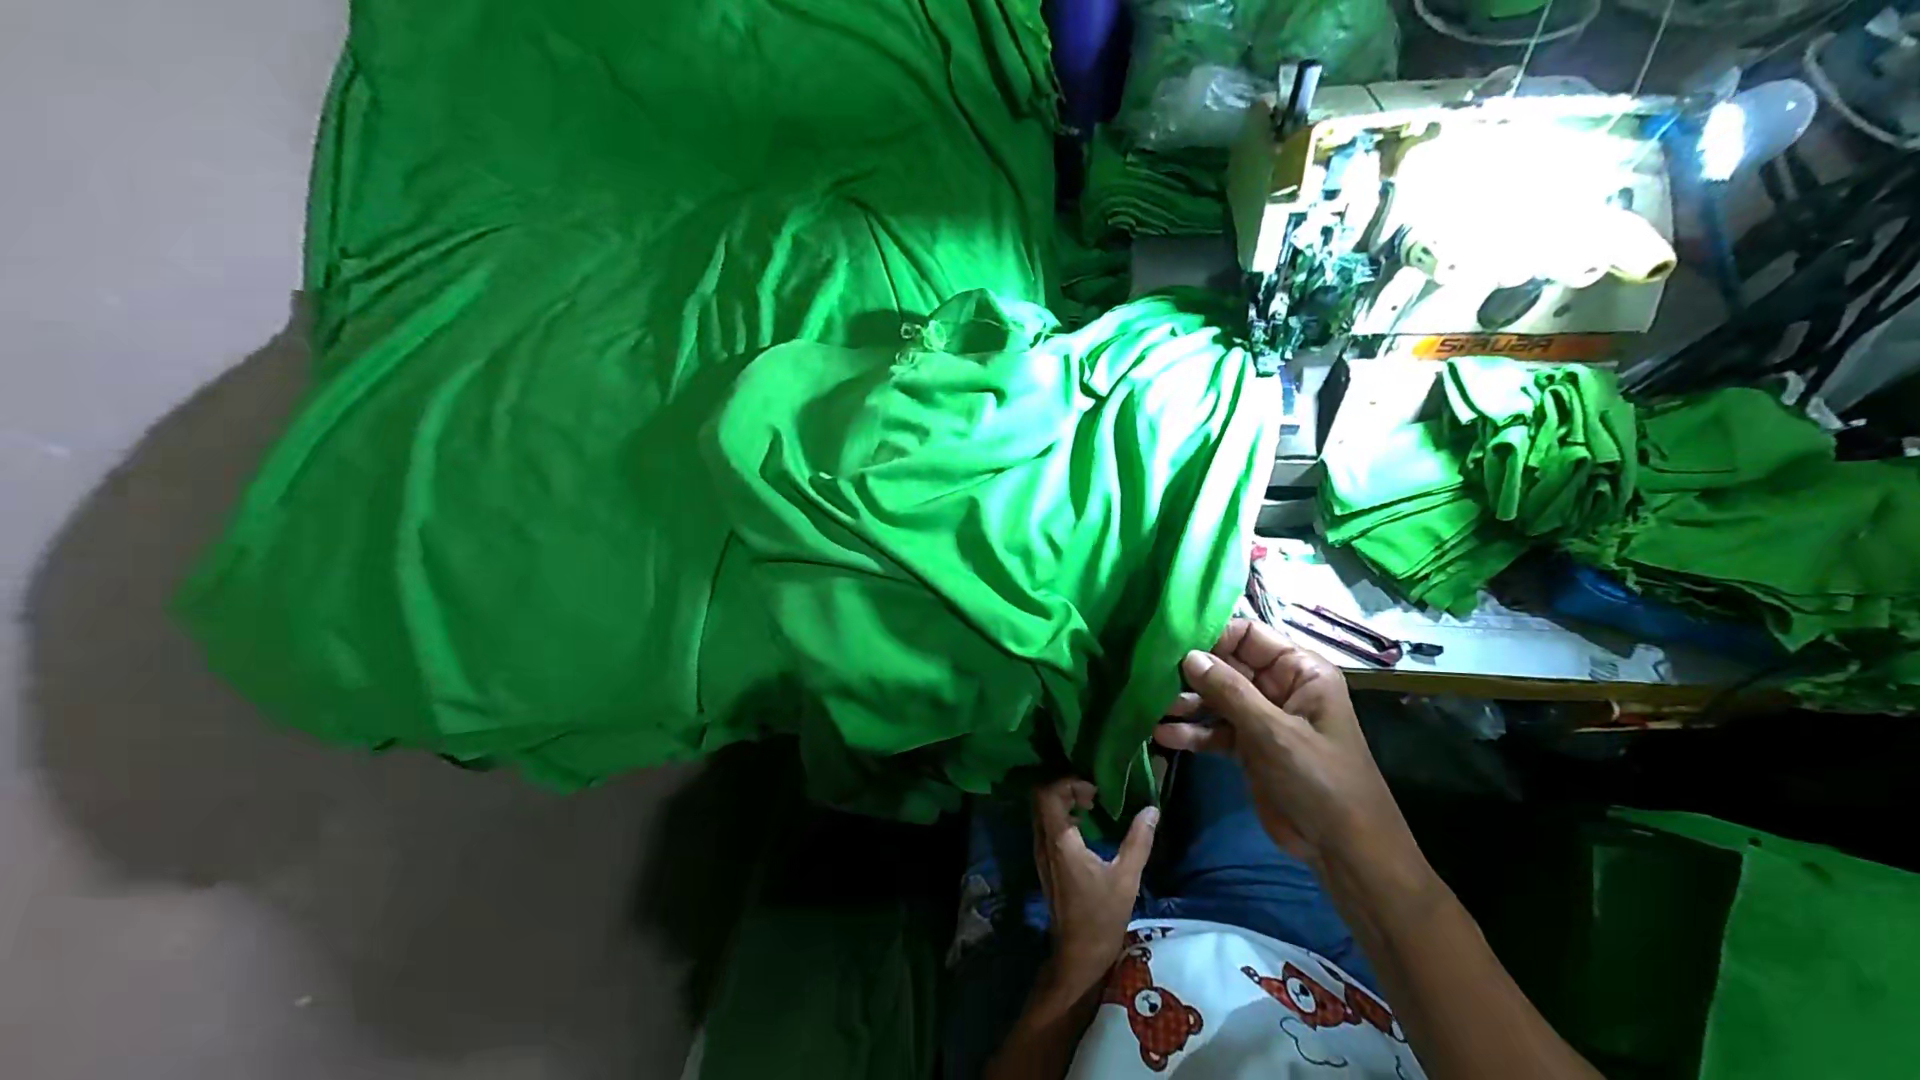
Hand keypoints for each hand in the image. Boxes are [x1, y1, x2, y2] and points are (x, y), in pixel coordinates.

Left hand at [1031, 778, 1157, 993]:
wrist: (1077, 954)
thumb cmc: (1102, 916)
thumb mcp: (1126, 878)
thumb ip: (1138, 840)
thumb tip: (1151, 809)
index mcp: (1060, 841)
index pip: (1048, 794)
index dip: (1068, 783)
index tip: (1094, 790)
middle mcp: (1043, 842)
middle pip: (1041, 798)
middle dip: (1065, 788)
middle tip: (1093, 794)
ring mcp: (1040, 852)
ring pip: (1041, 811)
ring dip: (1062, 801)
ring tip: (1091, 807)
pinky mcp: (1044, 862)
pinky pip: (1045, 826)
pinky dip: (1060, 816)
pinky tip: (1084, 827)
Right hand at [1156, 619, 1417, 878]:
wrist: (1343, 848)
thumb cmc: (1319, 779)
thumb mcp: (1273, 731)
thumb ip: (1229, 690)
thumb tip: (1188, 655)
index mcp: (1299, 671)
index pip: (1249, 636)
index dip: (1213, 636)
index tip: (1173, 642)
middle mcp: (1279, 688)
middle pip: (1227, 666)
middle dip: (1191, 671)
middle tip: (1152, 675)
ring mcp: (1262, 718)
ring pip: (1216, 698)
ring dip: (1186, 702)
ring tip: (1153, 707)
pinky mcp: (1248, 748)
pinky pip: (1215, 730)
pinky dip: (1192, 732)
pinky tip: (1164, 735)